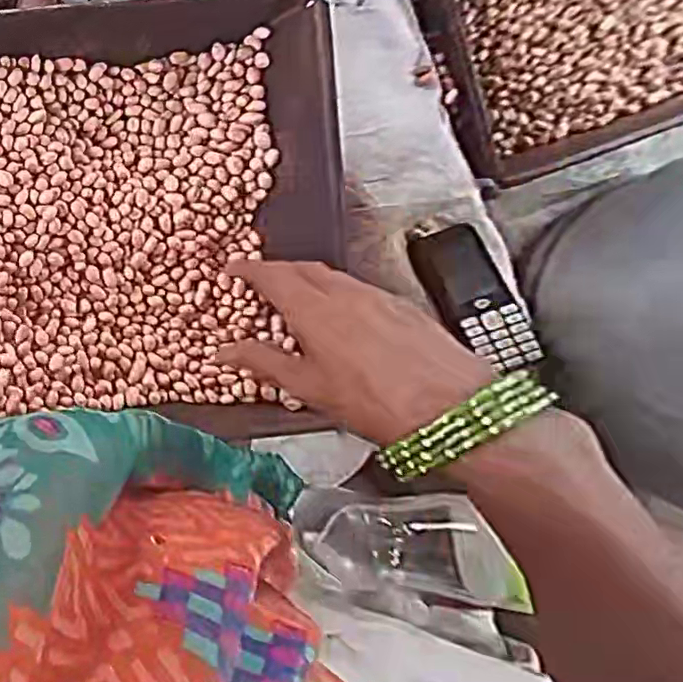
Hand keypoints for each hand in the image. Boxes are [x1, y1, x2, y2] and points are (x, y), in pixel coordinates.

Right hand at [216, 260, 495, 444]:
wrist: (457, 412)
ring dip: (308, 281)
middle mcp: (349, 296)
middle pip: (305, 269)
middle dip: (277, 270)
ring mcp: (382, 300)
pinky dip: (338, 293)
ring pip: (335, 278)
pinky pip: (362, 290)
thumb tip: (225, 353)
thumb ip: (261, 362)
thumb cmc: (376, 402)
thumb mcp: (306, 386)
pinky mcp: (408, 311)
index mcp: (316, 310)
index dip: (249, 269)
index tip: (234, 269)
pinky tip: (339, 318)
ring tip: (296, 301)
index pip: (274, 276)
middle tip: (259, 281)